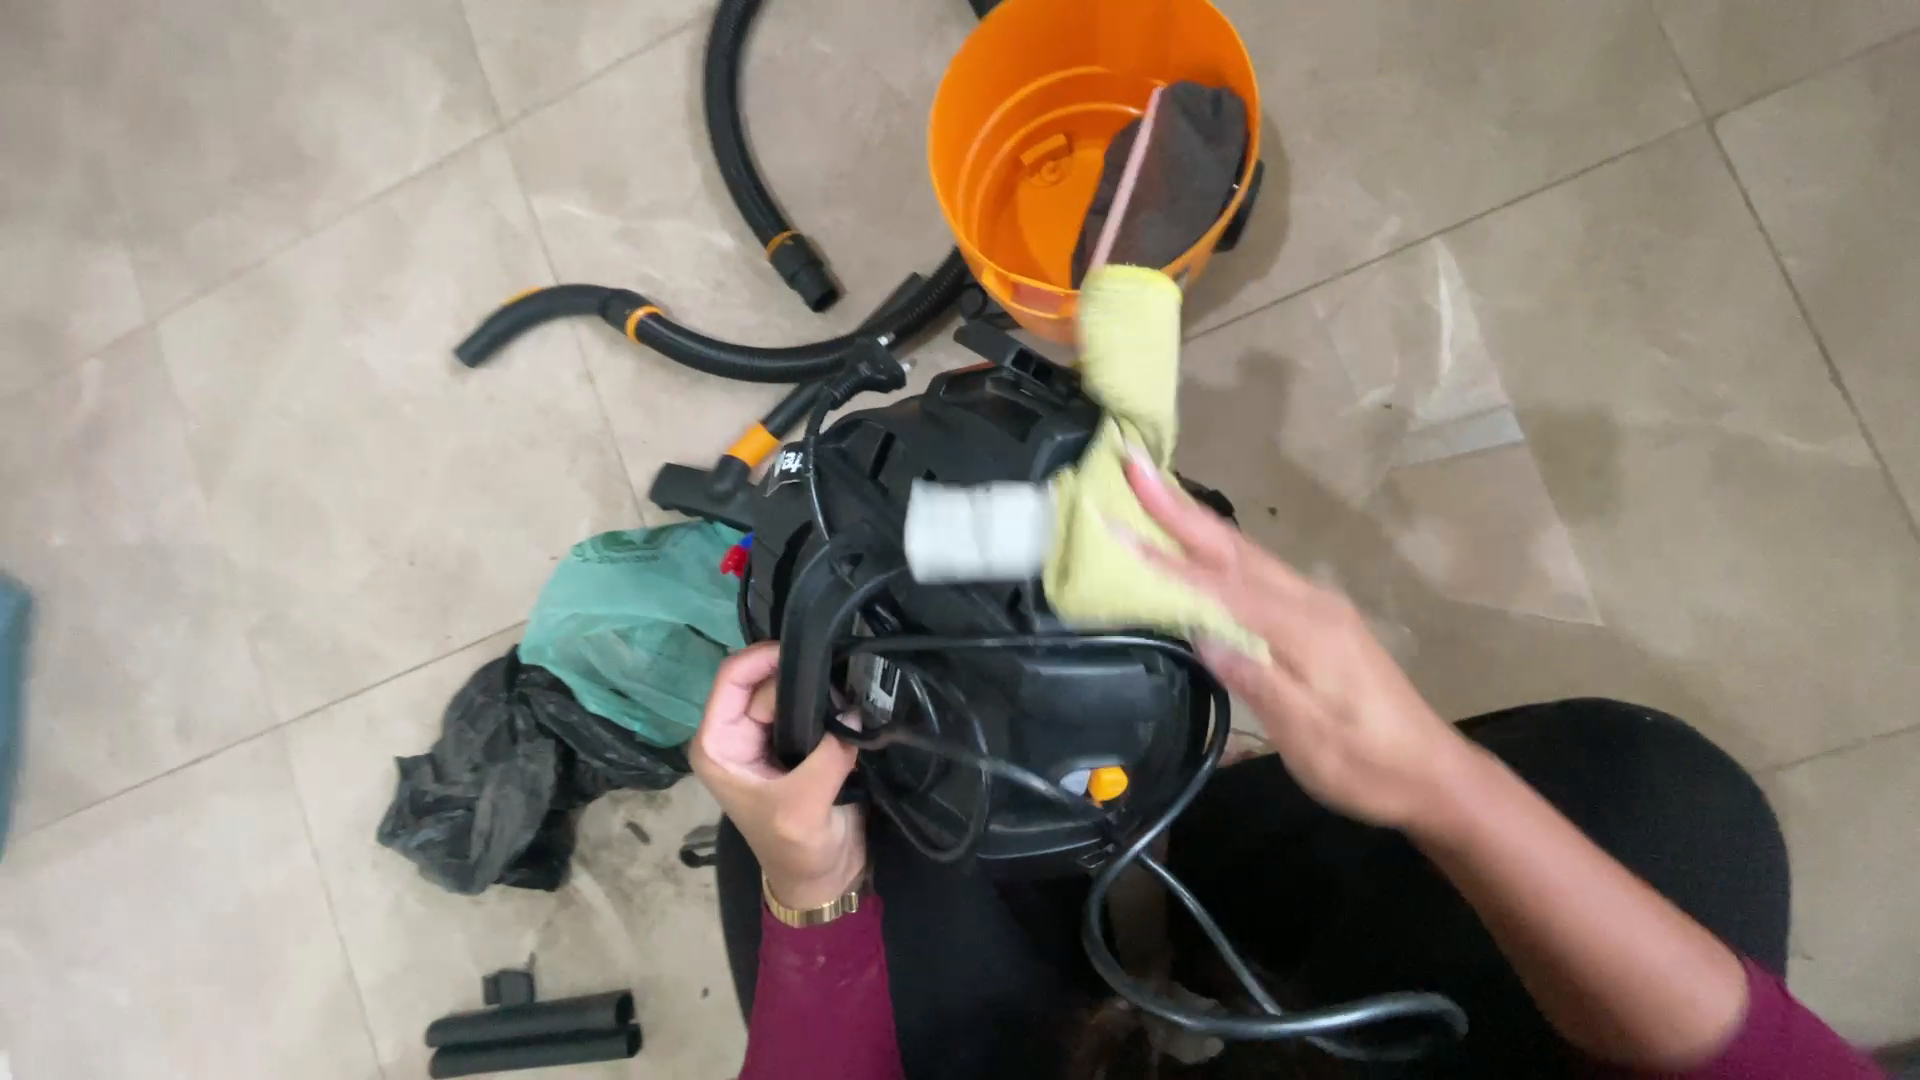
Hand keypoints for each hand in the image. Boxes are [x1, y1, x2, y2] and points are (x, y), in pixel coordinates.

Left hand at [689, 642, 866, 908]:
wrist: (824, 875)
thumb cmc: (796, 848)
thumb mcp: (801, 808)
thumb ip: (826, 757)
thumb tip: (857, 712)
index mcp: (718, 744)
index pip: (731, 678)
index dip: (762, 658)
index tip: (802, 653)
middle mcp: (739, 731)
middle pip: (767, 678)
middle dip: (800, 684)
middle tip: (832, 707)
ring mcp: (772, 733)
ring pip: (794, 687)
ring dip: (820, 692)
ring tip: (846, 708)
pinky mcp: (803, 738)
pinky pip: (815, 701)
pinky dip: (832, 701)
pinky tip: (851, 708)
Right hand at [1123, 455, 1475, 829]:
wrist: (1432, 774)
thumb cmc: (1366, 761)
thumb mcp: (1307, 733)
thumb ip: (1255, 678)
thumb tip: (1200, 634)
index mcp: (1303, 627)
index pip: (1219, 584)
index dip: (1164, 555)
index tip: (1118, 522)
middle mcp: (1308, 602)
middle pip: (1232, 548)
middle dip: (1179, 508)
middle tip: (1135, 466)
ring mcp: (1315, 605)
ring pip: (1245, 553)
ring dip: (1197, 522)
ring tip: (1155, 493)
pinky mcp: (1317, 617)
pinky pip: (1257, 572)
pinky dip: (1219, 550)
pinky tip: (1201, 547)